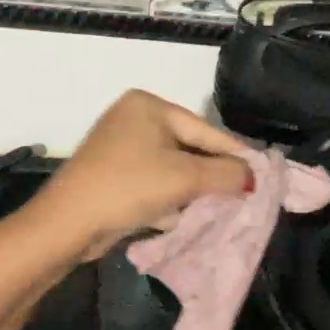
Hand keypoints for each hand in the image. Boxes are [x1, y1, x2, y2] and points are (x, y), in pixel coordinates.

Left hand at [26, 90, 251, 260]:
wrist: (68, 224)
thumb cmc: (130, 187)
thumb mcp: (186, 178)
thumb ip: (226, 173)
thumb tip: (253, 177)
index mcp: (149, 105)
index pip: (205, 130)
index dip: (234, 154)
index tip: (261, 176)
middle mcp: (133, 118)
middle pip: (189, 148)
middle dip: (211, 175)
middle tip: (241, 195)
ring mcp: (119, 146)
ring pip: (172, 167)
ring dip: (191, 190)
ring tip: (216, 209)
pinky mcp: (112, 174)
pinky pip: (153, 181)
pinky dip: (168, 197)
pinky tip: (179, 217)